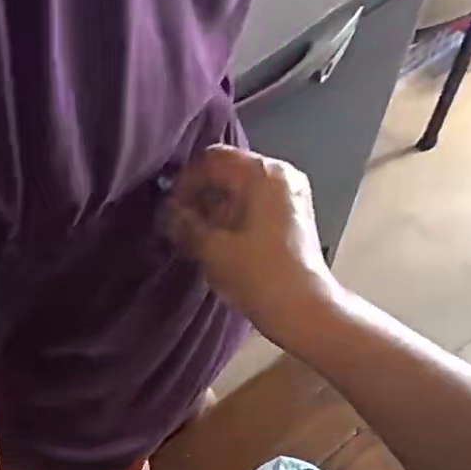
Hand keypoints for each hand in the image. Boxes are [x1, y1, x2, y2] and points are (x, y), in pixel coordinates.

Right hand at [158, 145, 342, 337]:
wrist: (303, 310)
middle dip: (198, 198)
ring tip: (191, 241)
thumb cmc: (259, 276)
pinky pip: (253, 208)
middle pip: (227, 174)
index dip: (184, 182)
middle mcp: (280, 176)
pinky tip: (214, 246)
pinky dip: (231, 222)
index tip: (168, 210)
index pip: (212, 160)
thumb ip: (185, 225)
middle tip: (176, 227)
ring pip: (239, 193)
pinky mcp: (291, 219)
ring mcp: (289, 197)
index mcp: (263, 174)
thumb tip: (167, 213)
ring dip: (212, 212)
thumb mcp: (213, 250)